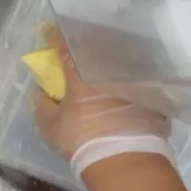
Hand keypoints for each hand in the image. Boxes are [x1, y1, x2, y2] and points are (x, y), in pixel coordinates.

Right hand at [30, 26, 171, 180]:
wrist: (125, 159)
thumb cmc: (82, 139)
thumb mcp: (51, 127)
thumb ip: (42, 107)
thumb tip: (40, 94)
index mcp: (82, 73)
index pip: (66, 46)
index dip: (55, 36)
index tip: (48, 32)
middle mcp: (110, 68)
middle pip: (98, 44)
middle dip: (86, 39)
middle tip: (80, 41)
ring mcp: (134, 79)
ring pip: (122, 57)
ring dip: (110, 55)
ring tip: (104, 59)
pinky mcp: (151, 93)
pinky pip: (138, 76)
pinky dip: (129, 76)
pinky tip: (125, 82)